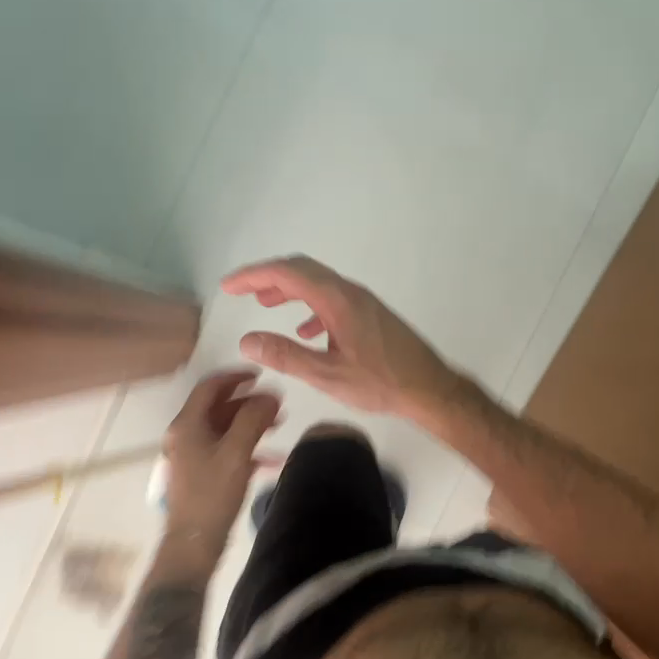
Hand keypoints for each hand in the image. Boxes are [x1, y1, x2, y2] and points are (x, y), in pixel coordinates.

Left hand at [161, 370, 280, 544]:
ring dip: (251, 423)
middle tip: (278, 404)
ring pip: (225, 429)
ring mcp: (194, 455)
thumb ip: (253, 420)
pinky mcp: (203, 474)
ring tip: (279, 424)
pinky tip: (270, 457)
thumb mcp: (236, 453)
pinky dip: (248, 446)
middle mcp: (187, 435)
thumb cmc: (213, 494)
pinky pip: (227, 450)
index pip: (211, 387)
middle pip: (219, 408)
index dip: (236, 376)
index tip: (262, 375)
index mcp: (188, 424)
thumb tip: (269, 396)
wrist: (194, 541)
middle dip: (249, 402)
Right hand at [222, 256, 466, 416]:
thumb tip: (247, 341)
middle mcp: (351, 293)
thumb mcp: (328, 375)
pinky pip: (334, 301)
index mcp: (337, 300)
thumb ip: (286, 356)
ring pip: (319, 285)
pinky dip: (312, 307)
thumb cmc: (381, 384)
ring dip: (290, 290)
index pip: (288, 273)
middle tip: (242, 290)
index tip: (228, 286)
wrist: (429, 388)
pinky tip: (307, 332)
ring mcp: (364, 303)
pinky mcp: (372, 316)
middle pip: (303, 270)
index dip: (253, 275)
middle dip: (269, 277)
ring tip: (266, 304)